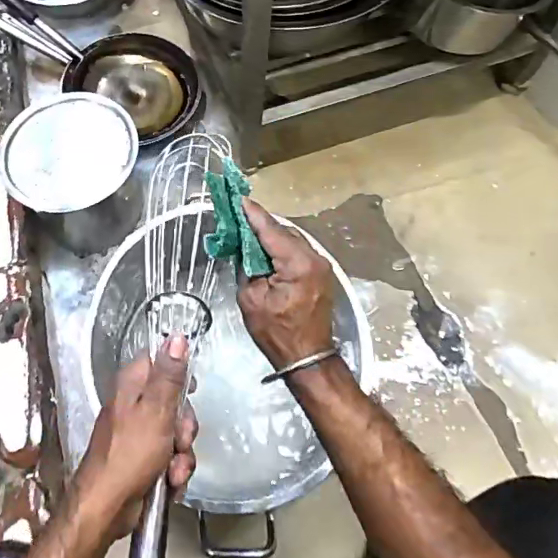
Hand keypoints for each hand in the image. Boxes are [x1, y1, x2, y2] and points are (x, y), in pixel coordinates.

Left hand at [74, 335, 198, 537]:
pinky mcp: (144, 459)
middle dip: (184, 426)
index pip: (158, 360)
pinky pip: (170, 458)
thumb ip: (168, 375)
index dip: (178, 372)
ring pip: (175, 434)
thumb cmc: (130, 453)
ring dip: (181, 455)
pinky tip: (169, 483)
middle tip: (179, 439)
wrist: (107, 505)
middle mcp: (133, 405)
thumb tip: (176, 337)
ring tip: (172, 470)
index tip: (191, 388)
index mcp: (131, 385)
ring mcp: (138, 433)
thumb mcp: (156, 410)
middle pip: (173, 402)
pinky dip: (173, 471)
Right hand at [237, 199, 336, 369]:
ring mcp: (320, 265)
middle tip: (237, 214)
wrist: (307, 358)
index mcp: (297, 264)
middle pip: (282, 231)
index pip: (270, 230)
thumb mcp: (250, 298)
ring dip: (269, 233)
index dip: (251, 213)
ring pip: (290, 239)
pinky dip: (279, 245)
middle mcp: (314, 259)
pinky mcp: (320, 273)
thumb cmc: (276, 332)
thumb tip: (241, 245)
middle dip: (259, 222)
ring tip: (246, 227)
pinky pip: (296, 250)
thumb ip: (246, 265)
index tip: (237, 199)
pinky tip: (263, 246)